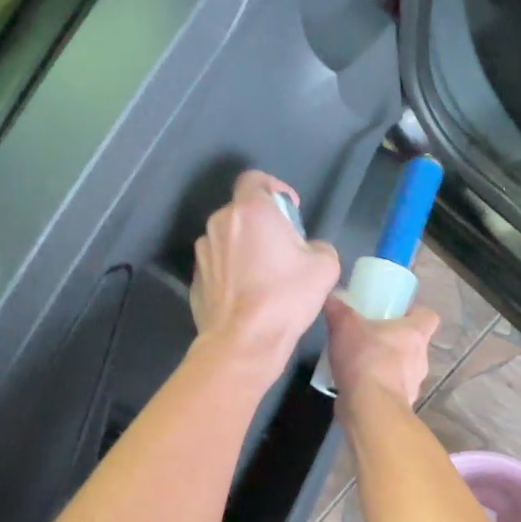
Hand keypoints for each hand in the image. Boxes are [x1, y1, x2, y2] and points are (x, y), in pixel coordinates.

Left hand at [190, 170, 340, 376]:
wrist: (243, 342)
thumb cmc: (285, 298)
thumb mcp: (325, 267)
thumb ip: (319, 246)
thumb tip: (309, 250)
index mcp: (251, 210)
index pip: (255, 179)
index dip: (274, 189)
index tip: (289, 211)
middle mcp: (220, 222)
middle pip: (241, 211)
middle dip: (261, 224)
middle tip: (282, 250)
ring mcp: (203, 251)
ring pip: (227, 238)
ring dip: (244, 247)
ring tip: (263, 276)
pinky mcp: (195, 278)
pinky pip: (217, 265)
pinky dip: (231, 272)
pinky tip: (246, 296)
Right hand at [323, 297, 439, 407]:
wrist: (370, 406)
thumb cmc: (366, 358)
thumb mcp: (345, 325)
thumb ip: (338, 309)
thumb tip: (329, 296)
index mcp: (415, 333)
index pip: (429, 317)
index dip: (415, 313)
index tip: (396, 313)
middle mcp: (421, 358)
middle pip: (415, 344)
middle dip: (395, 341)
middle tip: (371, 337)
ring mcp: (414, 384)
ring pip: (404, 369)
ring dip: (388, 366)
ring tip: (362, 363)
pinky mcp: (402, 404)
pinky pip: (392, 390)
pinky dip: (379, 387)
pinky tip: (359, 386)